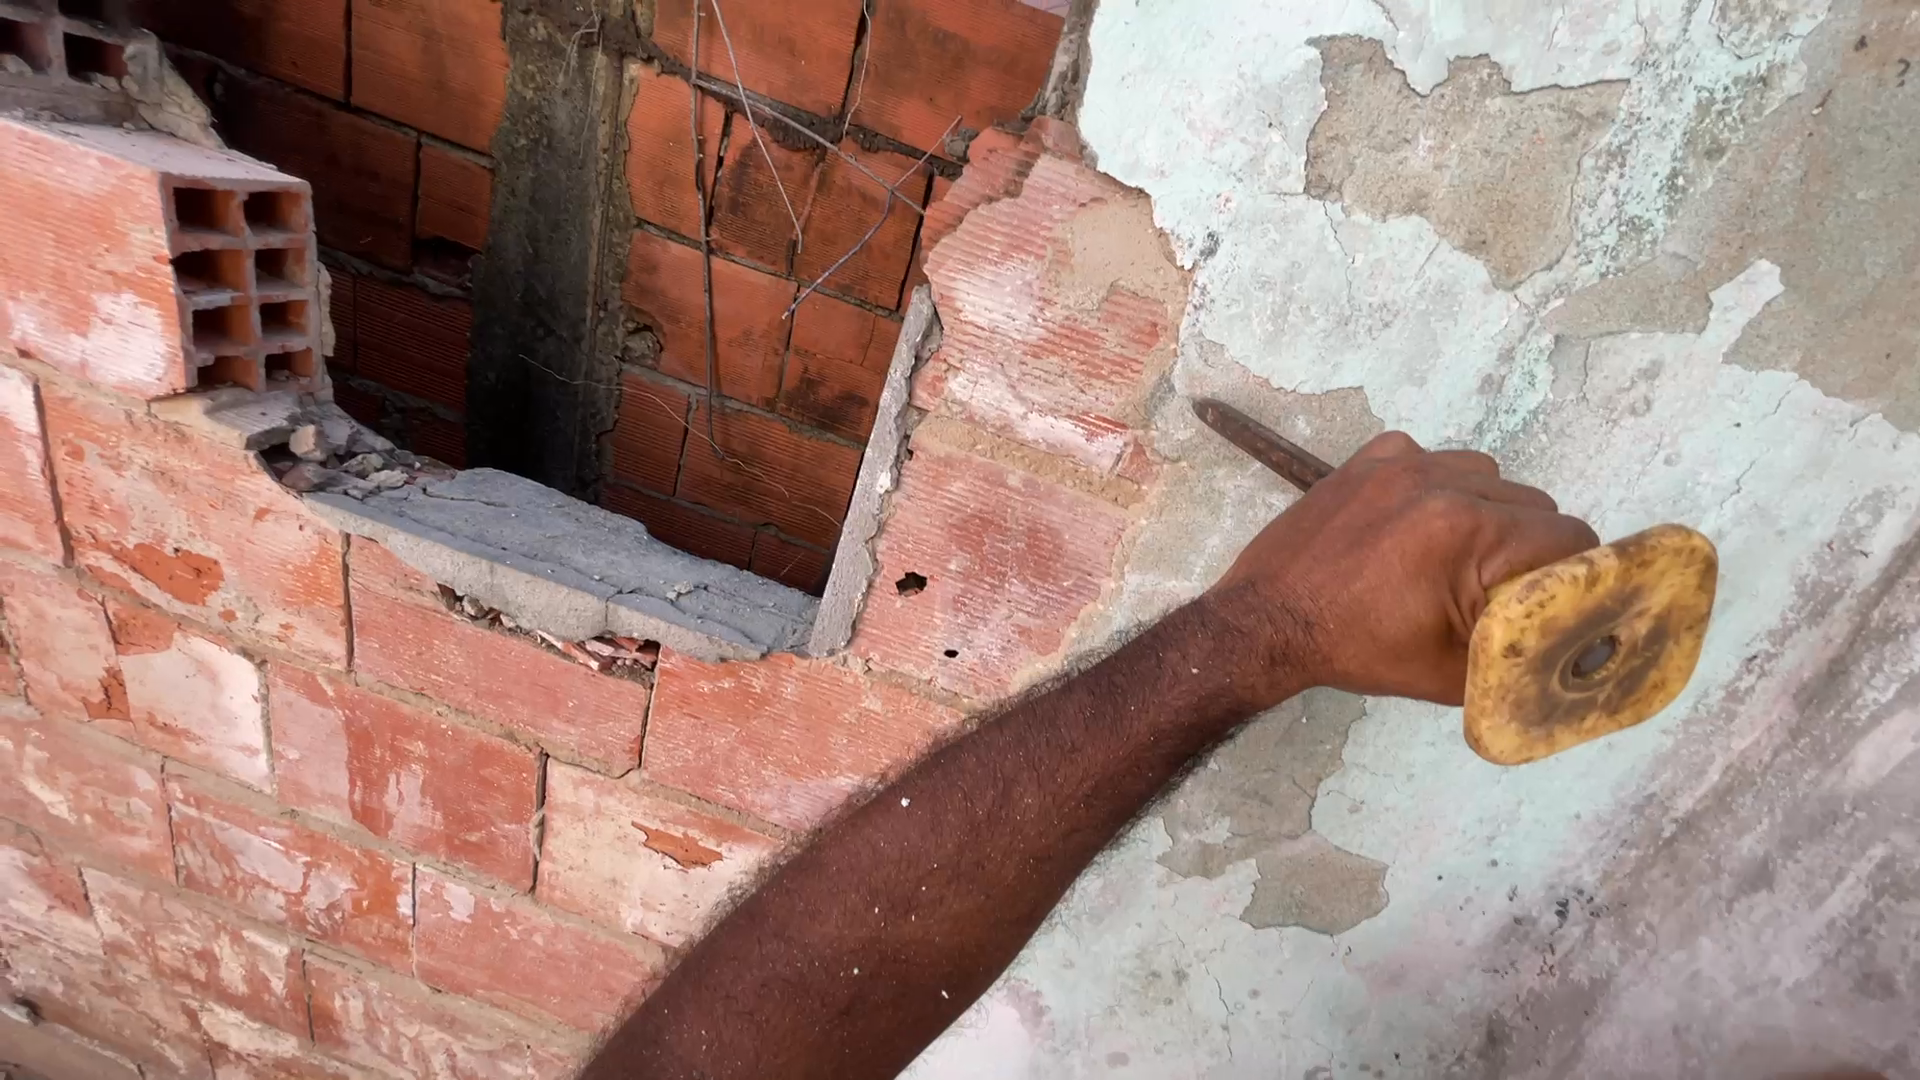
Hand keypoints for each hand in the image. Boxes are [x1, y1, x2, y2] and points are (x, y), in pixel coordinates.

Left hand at [1207, 432, 1599, 706]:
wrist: (1265, 621)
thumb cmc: (1355, 649)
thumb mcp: (1454, 670)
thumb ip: (1523, 648)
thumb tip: (1570, 641)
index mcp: (1468, 531)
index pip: (1570, 538)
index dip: (1570, 575)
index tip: (1546, 599)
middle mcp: (1437, 482)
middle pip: (1531, 503)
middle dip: (1525, 546)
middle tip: (1492, 585)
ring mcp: (1394, 465)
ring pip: (1483, 475)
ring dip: (1483, 510)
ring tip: (1449, 553)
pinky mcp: (1361, 462)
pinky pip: (1427, 456)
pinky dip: (1432, 482)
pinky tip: (1411, 519)